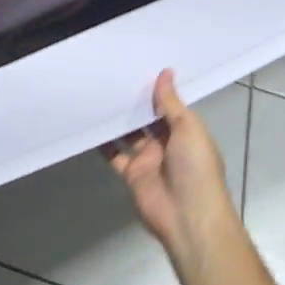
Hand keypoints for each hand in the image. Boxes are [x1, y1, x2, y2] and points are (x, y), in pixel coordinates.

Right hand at [105, 69, 238, 257]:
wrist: (187, 216)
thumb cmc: (195, 168)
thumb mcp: (189, 129)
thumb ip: (171, 102)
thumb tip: (165, 72)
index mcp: (186, 132)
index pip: (169, 106)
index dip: (156, 90)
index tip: (137, 67)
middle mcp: (167, 144)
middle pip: (147, 119)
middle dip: (134, 102)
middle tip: (111, 76)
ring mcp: (148, 160)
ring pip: (129, 134)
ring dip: (117, 119)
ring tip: (97, 94)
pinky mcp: (131, 174)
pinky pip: (114, 155)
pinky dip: (102, 142)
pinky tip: (90, 124)